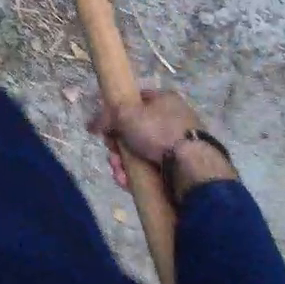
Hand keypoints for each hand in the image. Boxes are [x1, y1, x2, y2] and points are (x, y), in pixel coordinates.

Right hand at [91, 89, 233, 196]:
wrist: (194, 168)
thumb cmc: (158, 131)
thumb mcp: (124, 114)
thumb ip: (104, 117)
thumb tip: (90, 125)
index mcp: (165, 100)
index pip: (136, 102)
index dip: (117, 114)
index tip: (107, 128)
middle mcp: (174, 121)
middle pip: (136, 132)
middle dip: (118, 146)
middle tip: (111, 153)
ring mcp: (180, 148)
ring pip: (142, 154)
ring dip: (124, 164)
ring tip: (118, 173)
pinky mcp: (182, 171)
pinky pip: (153, 172)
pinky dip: (138, 177)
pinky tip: (127, 183)